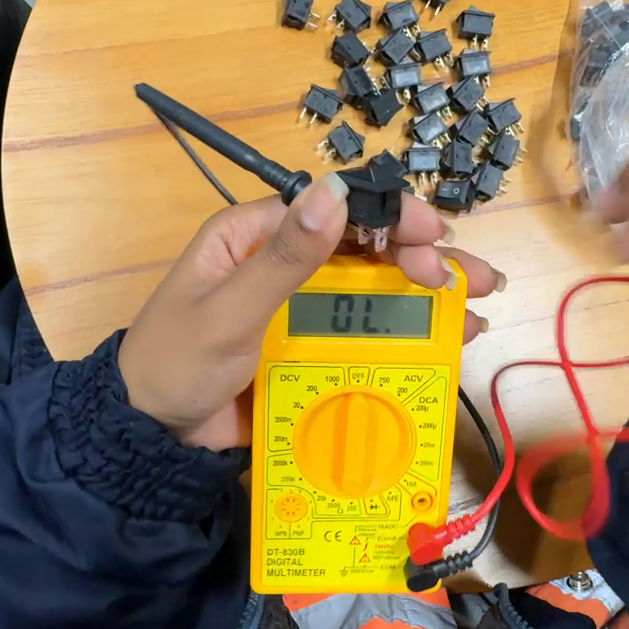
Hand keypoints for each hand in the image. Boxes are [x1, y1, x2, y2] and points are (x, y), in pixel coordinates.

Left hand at [120, 175, 503, 449]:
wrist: (152, 438)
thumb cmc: (176, 364)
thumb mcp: (229, 309)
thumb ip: (286, 257)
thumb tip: (337, 190)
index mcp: (255, 235)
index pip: (334, 210)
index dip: (389, 217)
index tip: (434, 237)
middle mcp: (284, 263)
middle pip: (366, 249)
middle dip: (423, 259)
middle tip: (471, 279)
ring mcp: (300, 308)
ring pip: (373, 291)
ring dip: (425, 295)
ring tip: (476, 308)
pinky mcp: (309, 347)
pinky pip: (363, 333)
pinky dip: (405, 335)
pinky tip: (446, 342)